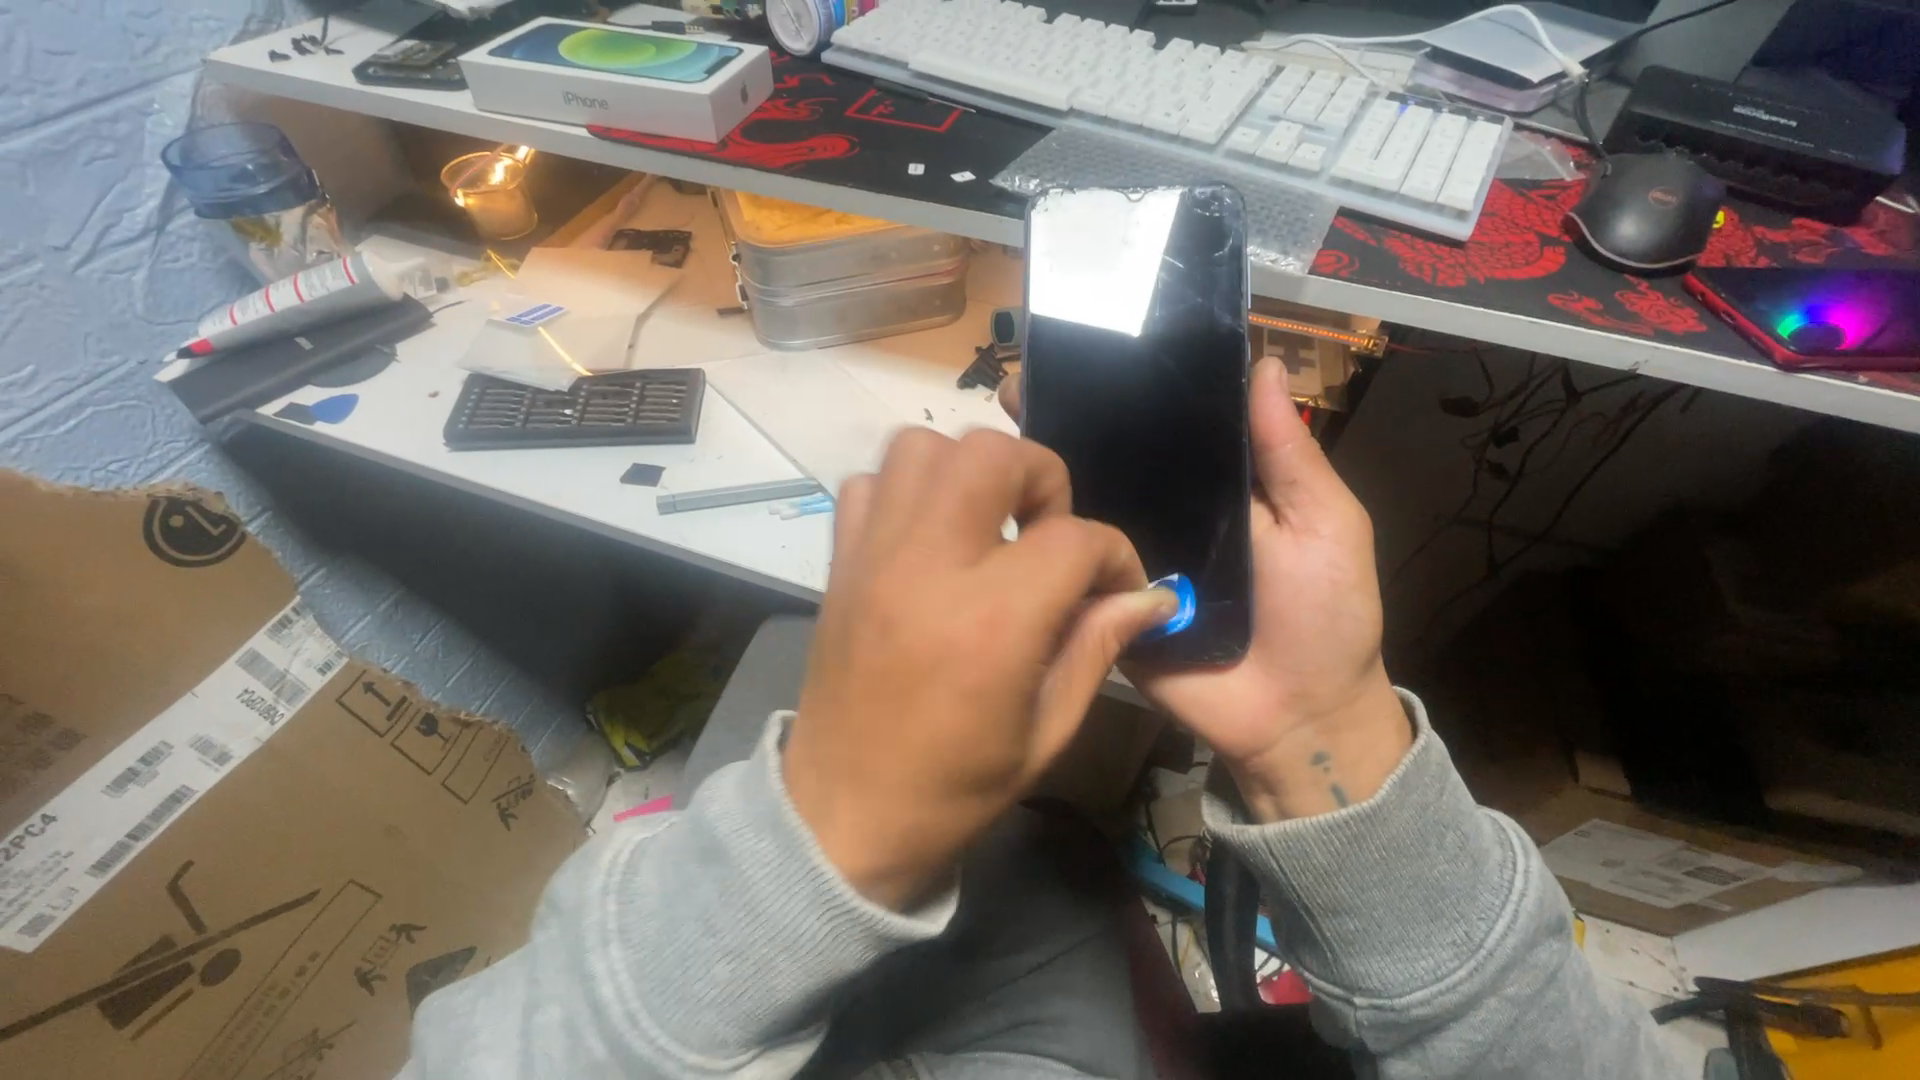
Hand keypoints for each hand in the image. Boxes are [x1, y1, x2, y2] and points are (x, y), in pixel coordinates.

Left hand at [784, 429, 1179, 909]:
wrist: (844, 814)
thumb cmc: (954, 786)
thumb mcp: (1047, 730)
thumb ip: (1097, 646)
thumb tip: (1148, 596)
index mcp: (993, 620)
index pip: (1075, 538)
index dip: (1114, 555)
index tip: (1116, 587)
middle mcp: (929, 567)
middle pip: (992, 455)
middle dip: (1040, 478)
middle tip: (1046, 531)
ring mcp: (874, 557)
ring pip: (922, 447)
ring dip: (968, 470)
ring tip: (986, 523)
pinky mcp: (839, 562)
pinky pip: (870, 483)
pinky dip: (906, 491)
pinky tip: (927, 537)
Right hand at [1001, 358, 1409, 822]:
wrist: (1296, 719)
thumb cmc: (1325, 615)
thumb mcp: (1326, 524)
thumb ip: (1289, 454)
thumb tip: (1265, 363)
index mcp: (1211, 487)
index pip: (1162, 425)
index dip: (1128, 385)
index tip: (1085, 341)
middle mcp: (1160, 515)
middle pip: (1106, 460)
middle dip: (1063, 419)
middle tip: (1016, 380)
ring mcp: (1125, 560)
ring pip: (1076, 509)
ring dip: (1039, 473)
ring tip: (994, 431)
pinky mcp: (1103, 606)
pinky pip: (1067, 570)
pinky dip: (1036, 543)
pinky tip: (999, 505)